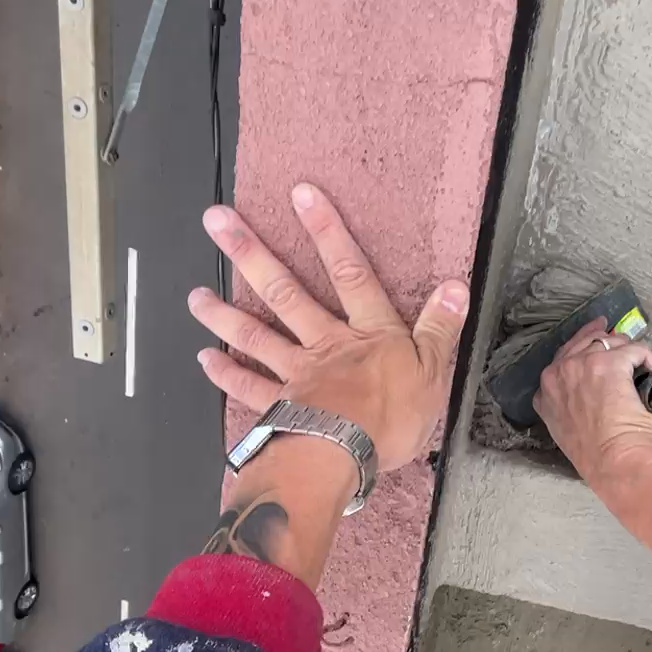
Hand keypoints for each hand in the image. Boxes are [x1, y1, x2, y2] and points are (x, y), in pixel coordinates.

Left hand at [189, 183, 468, 470]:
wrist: (345, 457)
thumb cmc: (392, 417)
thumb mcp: (433, 372)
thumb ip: (440, 329)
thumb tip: (455, 286)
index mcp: (368, 335)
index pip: (351, 274)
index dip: (329, 233)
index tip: (302, 194)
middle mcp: (325, 345)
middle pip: (286, 294)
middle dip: (253, 254)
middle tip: (217, 222)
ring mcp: (297, 375)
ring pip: (256, 336)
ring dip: (224, 314)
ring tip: (196, 294)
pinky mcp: (280, 408)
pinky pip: (248, 387)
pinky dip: (226, 373)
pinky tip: (205, 358)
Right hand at [532, 318, 651, 482]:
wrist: (612, 461)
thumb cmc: (595, 456)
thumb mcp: (565, 429)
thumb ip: (567, 406)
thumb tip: (591, 393)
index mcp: (545, 392)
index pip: (564, 357)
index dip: (584, 347)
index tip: (598, 343)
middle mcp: (559, 373)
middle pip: (586, 342)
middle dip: (608, 342)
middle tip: (625, 344)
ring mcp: (583, 365)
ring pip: (611, 343)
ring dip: (629, 352)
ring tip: (643, 366)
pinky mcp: (610, 363)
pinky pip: (634, 350)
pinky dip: (647, 358)